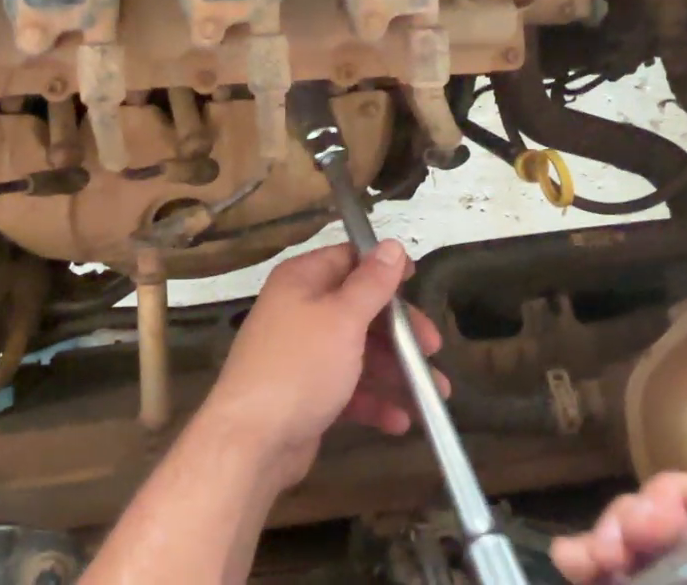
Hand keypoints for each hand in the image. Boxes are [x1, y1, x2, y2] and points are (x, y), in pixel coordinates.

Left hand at [195, 240, 447, 487]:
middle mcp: (299, 311)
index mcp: (302, 281)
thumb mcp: (342, 318)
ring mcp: (302, 354)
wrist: (251, 441)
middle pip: (359, 309)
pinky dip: (374, 400)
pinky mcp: (306, 393)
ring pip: (358, 352)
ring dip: (395, 371)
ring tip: (434, 394)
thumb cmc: (300, 366)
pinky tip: (401, 420)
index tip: (417, 282)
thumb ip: (371, 283)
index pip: (348, 259)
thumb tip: (391, 245)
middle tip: (432, 347)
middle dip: (399, 330)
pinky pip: (348, 388)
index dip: (383, 268)